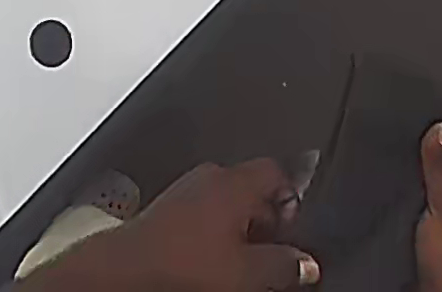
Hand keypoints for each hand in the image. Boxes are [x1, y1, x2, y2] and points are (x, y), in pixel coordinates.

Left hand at [22, 159, 319, 291]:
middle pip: (253, 184)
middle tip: (277, 249)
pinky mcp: (174, 202)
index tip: (300, 223)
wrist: (133, 267)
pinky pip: (208, 206)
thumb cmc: (183, 262)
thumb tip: (307, 262)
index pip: (275, 169)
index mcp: (232, 181)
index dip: (294, 194)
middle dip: (269, 215)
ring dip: (244, 223)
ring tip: (246, 258)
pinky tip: (217, 255)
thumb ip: (282, 264)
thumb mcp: (246, 272)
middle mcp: (210, 175)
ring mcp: (189, 186)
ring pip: (230, 197)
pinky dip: (220, 225)